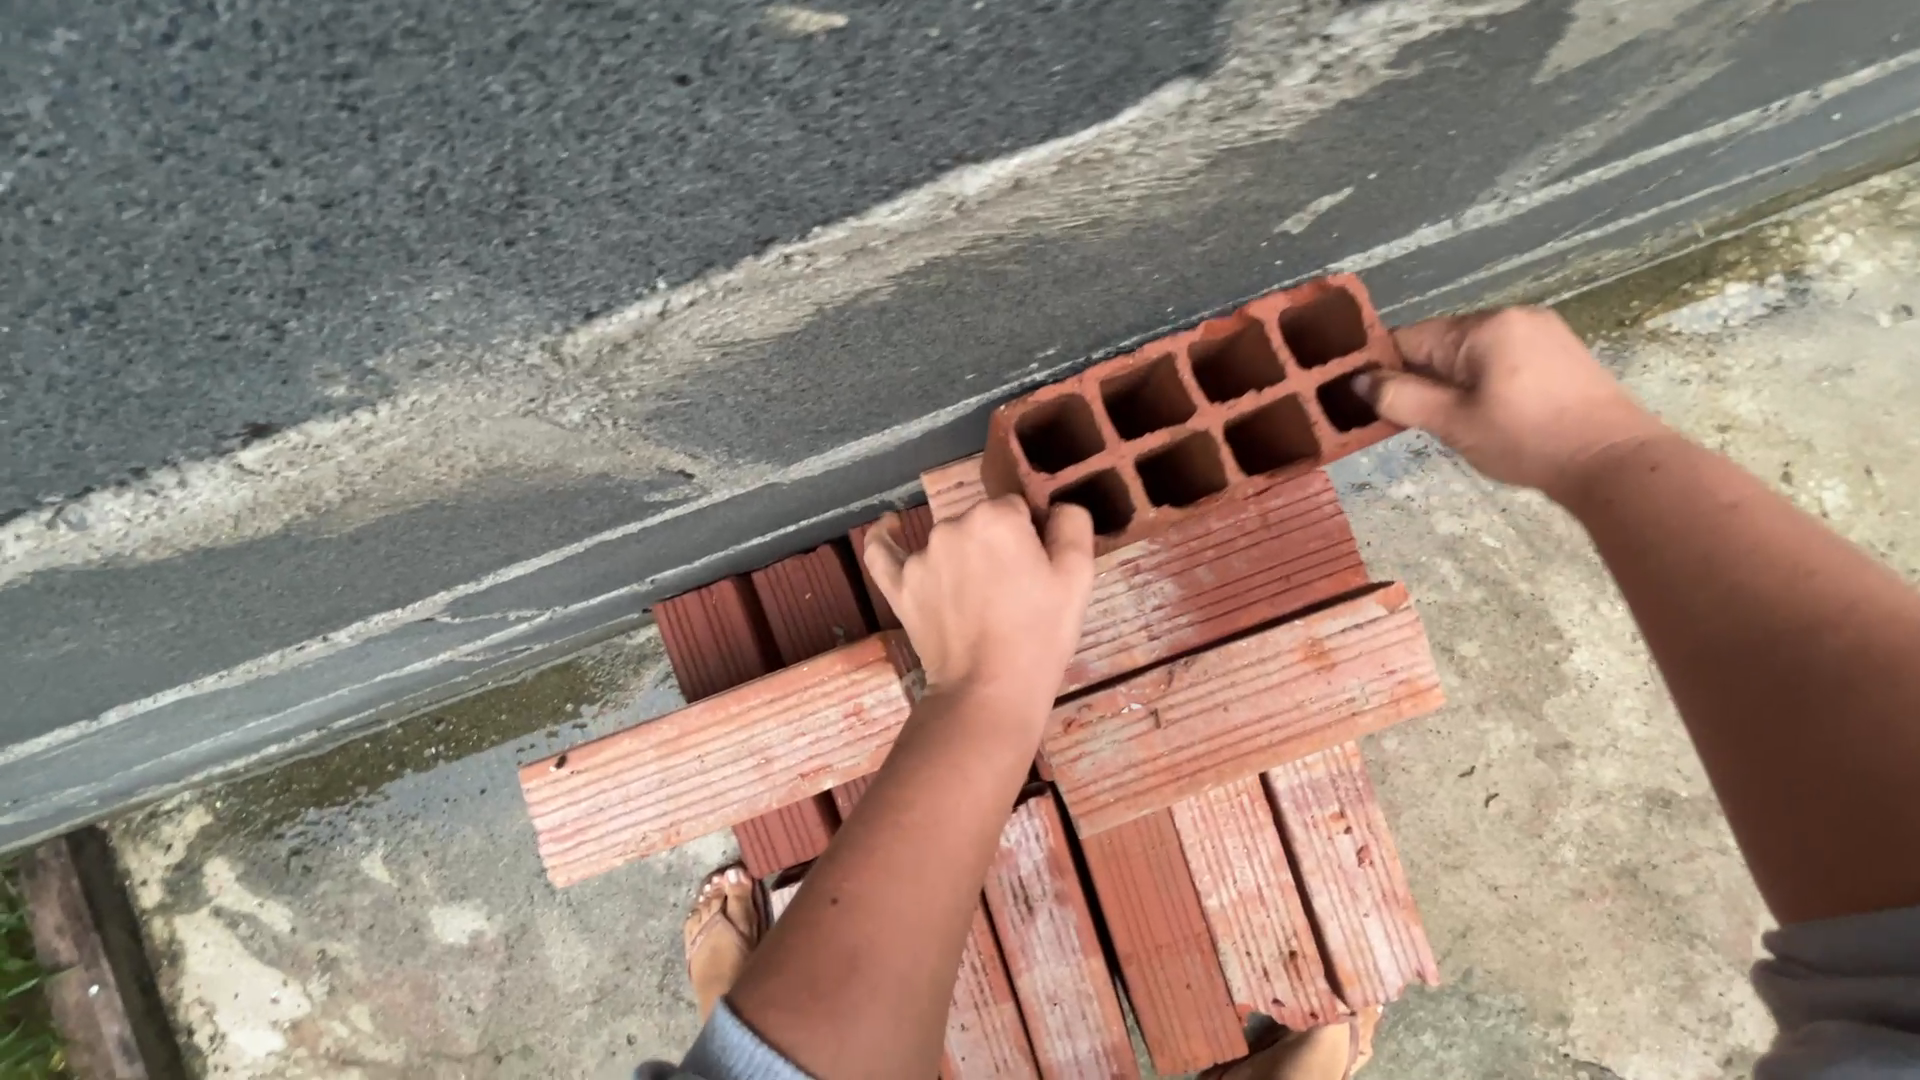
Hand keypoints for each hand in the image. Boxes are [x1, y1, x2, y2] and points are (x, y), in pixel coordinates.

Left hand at [863, 497, 1095, 709]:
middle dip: (996, 547)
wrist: (988, 691)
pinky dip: (885, 537)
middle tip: (1013, 593)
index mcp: (997, 517)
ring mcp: (920, 556)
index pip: (1016, 509)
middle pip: (980, 523)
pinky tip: (890, 525)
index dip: (1029, 537)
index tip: (1036, 570)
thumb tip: (1055, 506)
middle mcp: (952, 525)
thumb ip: (1072, 524)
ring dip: (960, 558)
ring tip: (978, 603)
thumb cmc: (1039, 635)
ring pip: (947, 541)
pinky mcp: (898, 585)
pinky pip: (883, 552)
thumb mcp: (1078, 577)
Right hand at [1360, 307, 1667, 499]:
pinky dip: (1475, 382)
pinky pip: (1496, 359)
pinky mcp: (1556, 352)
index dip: (1381, 368)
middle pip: (1438, 343)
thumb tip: (1357, 381)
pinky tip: (1478, 413)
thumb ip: (1399, 397)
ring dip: (1445, 382)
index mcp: (1484, 327)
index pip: (1408, 338)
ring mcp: (1540, 331)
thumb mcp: (1450, 422)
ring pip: (1466, 353)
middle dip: (1416, 377)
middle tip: (1405, 419)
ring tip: (1443, 420)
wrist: (1613, 460)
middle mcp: (1512, 317)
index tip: (1366, 400)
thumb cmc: (1526, 439)